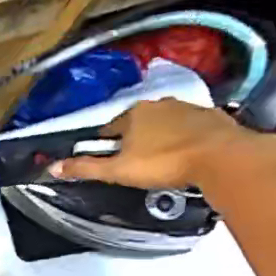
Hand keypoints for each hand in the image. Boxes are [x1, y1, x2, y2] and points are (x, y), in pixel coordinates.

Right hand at [46, 97, 265, 188]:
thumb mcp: (118, 171)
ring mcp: (189, 108)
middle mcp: (160, 104)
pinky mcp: (214, 117)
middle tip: (138, 164)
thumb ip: (85, 168)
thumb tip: (53, 167)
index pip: (110, 128)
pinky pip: (193, 127)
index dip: (108, 145)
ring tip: (164, 161)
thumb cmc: (164, 163)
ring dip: (163, 138)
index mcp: (133, 114)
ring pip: (167, 124)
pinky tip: (189, 155)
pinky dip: (188, 138)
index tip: (111, 160)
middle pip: (139, 123)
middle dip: (137, 139)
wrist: (222, 158)